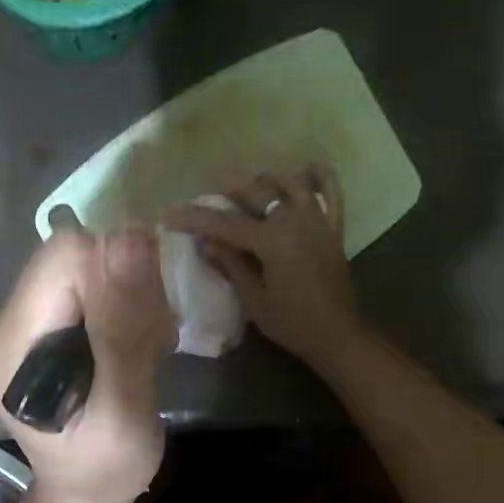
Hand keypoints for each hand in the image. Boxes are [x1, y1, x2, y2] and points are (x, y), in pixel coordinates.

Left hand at [0, 225, 174, 502]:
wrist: (82, 492)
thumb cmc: (105, 465)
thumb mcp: (122, 410)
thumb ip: (123, 330)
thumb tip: (133, 239)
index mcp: (9, 349)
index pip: (62, 258)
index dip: (116, 268)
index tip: (149, 315)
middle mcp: (1, 328)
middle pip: (68, 258)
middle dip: (122, 284)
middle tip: (150, 339)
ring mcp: (16, 326)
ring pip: (80, 267)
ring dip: (124, 298)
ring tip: (140, 352)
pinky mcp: (36, 329)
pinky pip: (81, 287)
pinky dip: (116, 307)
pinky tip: (127, 348)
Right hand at [165, 165, 363, 361]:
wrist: (335, 333)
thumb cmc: (289, 322)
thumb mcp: (253, 298)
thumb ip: (231, 265)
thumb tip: (206, 242)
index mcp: (273, 241)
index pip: (225, 224)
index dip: (194, 218)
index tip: (169, 214)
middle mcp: (296, 220)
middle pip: (257, 192)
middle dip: (227, 189)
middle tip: (206, 193)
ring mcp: (318, 219)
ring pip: (290, 182)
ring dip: (265, 179)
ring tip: (247, 185)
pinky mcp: (333, 225)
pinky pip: (330, 189)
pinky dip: (318, 175)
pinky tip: (303, 169)